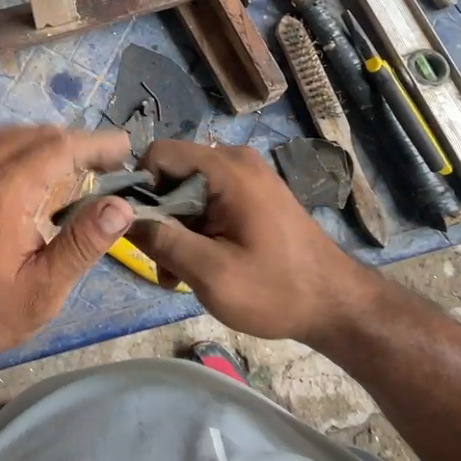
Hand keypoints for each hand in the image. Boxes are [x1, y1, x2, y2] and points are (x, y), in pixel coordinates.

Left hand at [0, 126, 134, 356]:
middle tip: (109, 157)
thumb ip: (82, 243)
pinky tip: (39, 172)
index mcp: (4, 190)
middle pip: (37, 135)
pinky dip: (24, 150)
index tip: (125, 146)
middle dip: (76, 140)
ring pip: (13, 137)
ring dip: (49, 142)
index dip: (95, 143)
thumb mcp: (42, 289)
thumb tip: (120, 206)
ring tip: (81, 160)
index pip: (59, 148)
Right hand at [126, 139, 381, 344]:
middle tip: (162, 263)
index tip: (137, 227)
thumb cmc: (276, 289)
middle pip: (173, 172)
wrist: (339, 307)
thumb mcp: (211, 273)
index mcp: (226, 169)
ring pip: (188, 189)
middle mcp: (235, 160)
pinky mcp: (254, 192)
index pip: (159, 154)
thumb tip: (121, 218)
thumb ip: (163, 241)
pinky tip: (203, 263)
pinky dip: (198, 226)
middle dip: (159, 215)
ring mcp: (247, 175)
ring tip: (180, 274)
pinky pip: (209, 197)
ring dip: (177, 226)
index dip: (139, 187)